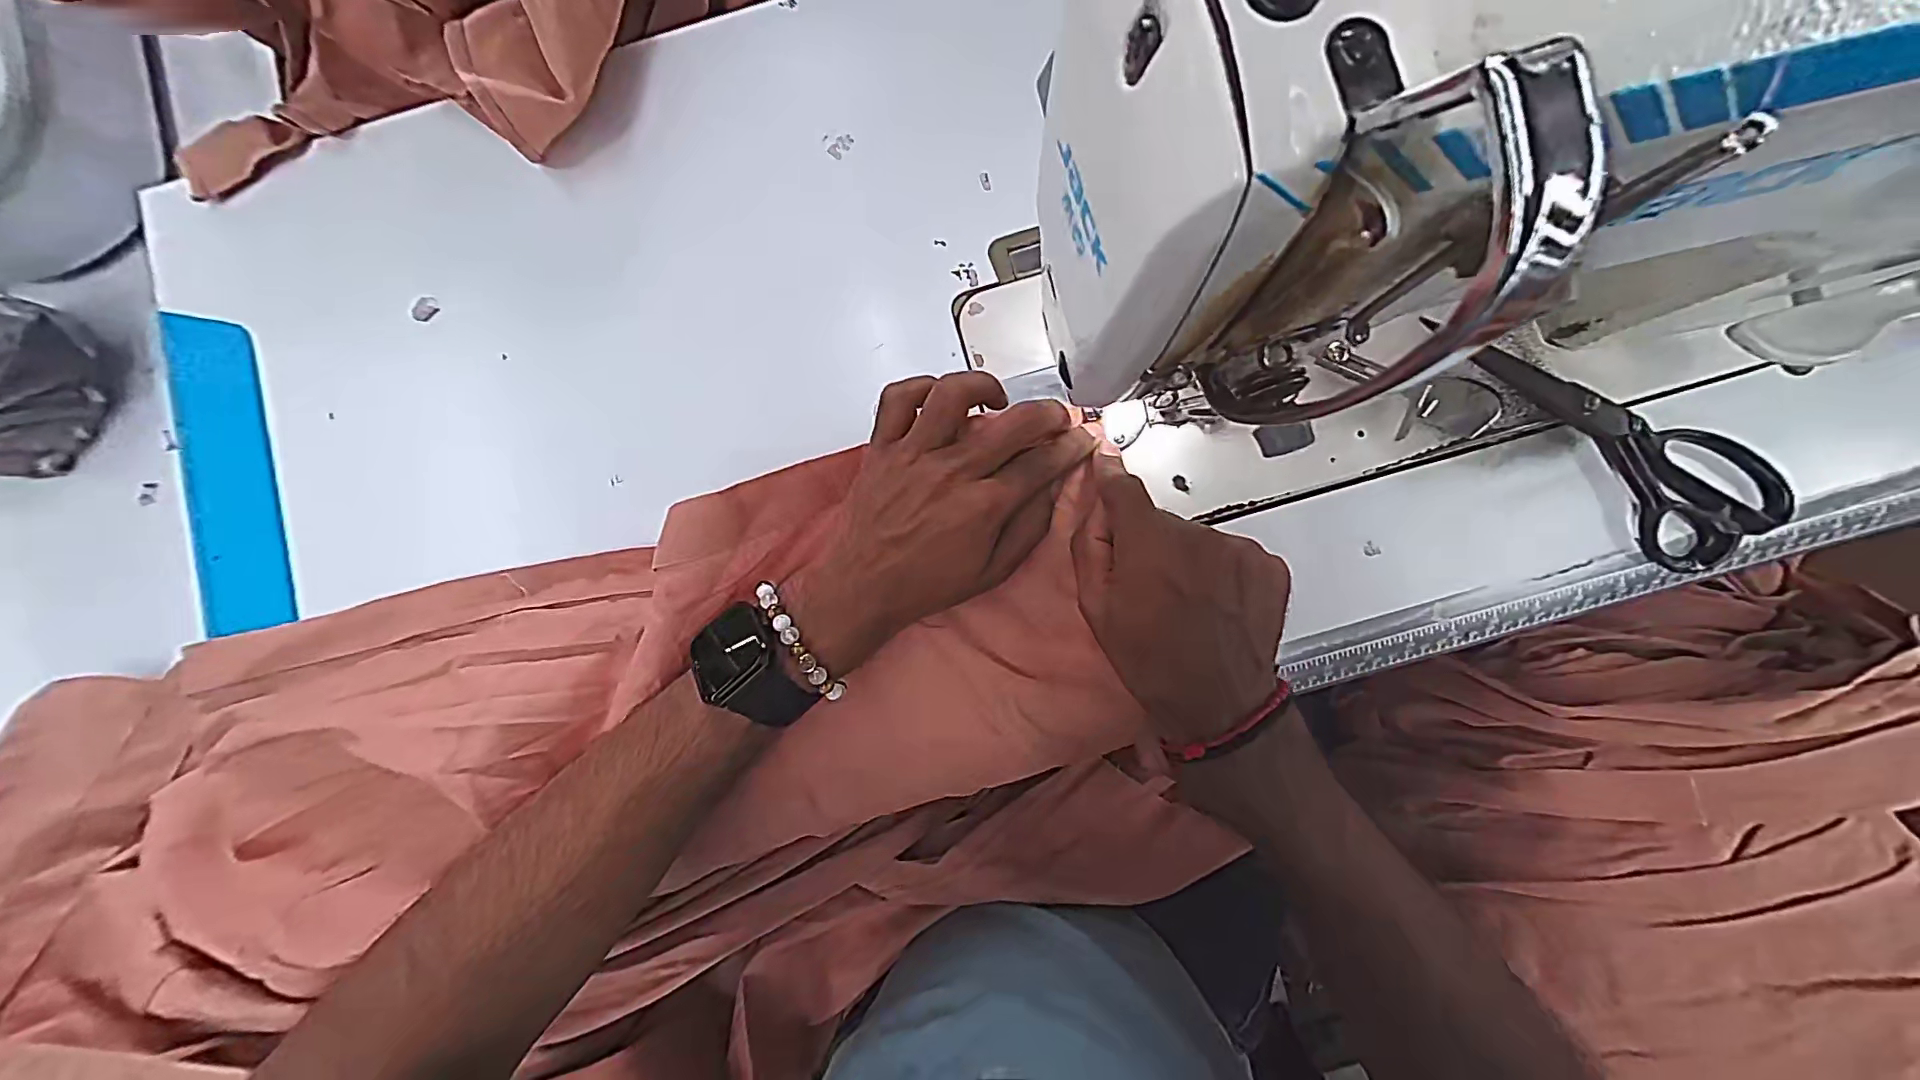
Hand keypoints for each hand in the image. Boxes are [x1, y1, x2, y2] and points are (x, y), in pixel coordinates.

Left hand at [787, 372, 1096, 672]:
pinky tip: (937, 400)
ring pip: (954, 394)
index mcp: (983, 507)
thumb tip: (1053, 490)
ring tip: (996, 401)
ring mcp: (914, 456)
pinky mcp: (883, 448)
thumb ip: (1030, 527)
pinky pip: (898, 399)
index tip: (1078, 441)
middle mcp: (951, 473)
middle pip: (1014, 423)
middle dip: (1049, 413)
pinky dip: (920, 387)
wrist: (864, 587)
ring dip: (984, 387)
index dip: (1070, 447)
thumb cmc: (924, 584)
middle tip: (1053, 419)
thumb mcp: (993, 570)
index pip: (1042, 462)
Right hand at [1071, 454, 1291, 741]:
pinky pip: (1230, 550)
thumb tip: (1095, 508)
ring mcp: (1236, 550)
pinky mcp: (1265, 564)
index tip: (1107, 463)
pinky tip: (1212, 601)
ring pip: (1197, 535)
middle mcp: (1196, 539)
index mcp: (1148, 545)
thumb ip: (1089, 545)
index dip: (1111, 476)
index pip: (1124, 486)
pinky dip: (1220, 569)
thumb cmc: (1154, 663)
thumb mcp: (1095, 607)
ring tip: (1184, 600)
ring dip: (1187, 557)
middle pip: (1161, 518)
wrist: (1217, 702)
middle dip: (1150, 540)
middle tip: (1149, 583)